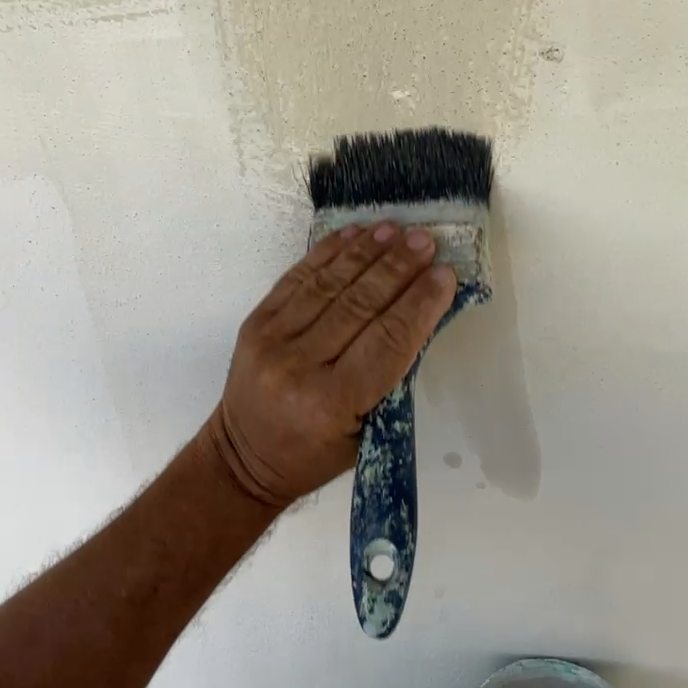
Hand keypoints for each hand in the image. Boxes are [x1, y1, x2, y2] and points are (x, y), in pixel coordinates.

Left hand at [202, 223, 458, 507]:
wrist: (242, 458)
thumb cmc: (314, 454)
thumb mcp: (366, 432)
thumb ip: (389, 375)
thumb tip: (420, 312)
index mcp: (331, 402)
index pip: (387, 342)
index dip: (419, 305)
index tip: (445, 274)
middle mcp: (298, 366)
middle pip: (359, 305)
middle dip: (397, 268)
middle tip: (425, 240)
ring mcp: (271, 340)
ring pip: (328, 284)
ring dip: (366, 252)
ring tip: (395, 229)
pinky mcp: (255, 321)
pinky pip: (297, 277)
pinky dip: (328, 253)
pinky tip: (354, 234)